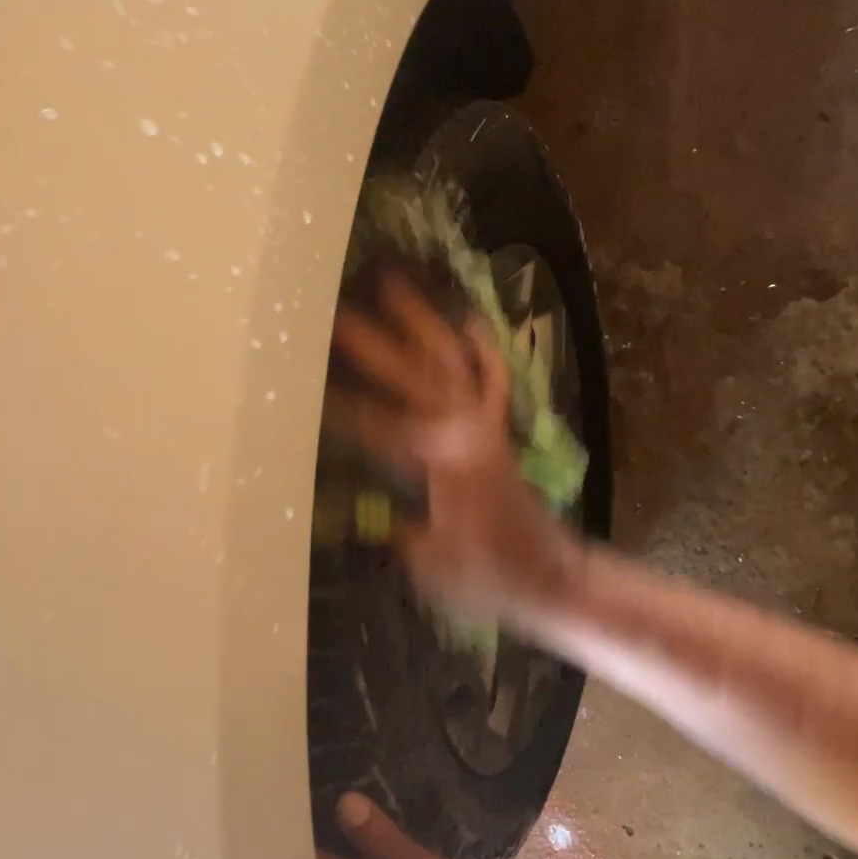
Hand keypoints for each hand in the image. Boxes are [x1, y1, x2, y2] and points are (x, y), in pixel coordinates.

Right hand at [327, 273, 581, 618]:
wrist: (551, 574)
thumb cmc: (491, 576)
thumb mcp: (432, 564)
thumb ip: (396, 528)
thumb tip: (357, 509)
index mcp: (446, 461)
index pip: (382, 426)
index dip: (343, 408)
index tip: (306, 389)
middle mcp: (467, 430)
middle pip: (415, 376)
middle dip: (373, 345)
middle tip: (334, 314)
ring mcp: (487, 425)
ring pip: (454, 359)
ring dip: (422, 323)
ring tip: (393, 282)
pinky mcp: (499, 430)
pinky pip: (494, 379)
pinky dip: (483, 349)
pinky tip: (468, 321)